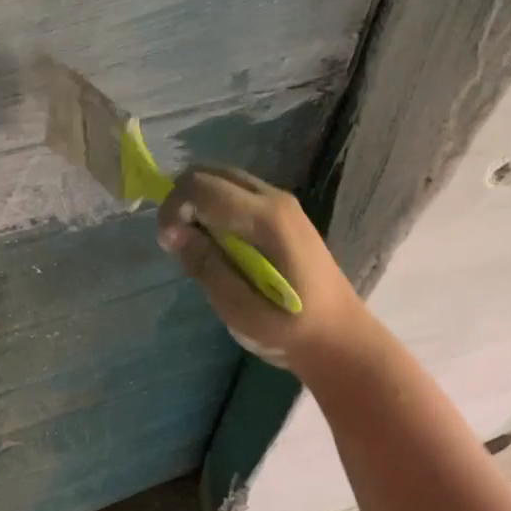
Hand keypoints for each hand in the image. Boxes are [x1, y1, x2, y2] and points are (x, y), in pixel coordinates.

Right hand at [157, 166, 369, 369]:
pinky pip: (238, 194)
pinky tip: (221, 246)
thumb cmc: (291, 330)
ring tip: (197, 246)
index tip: (169, 245)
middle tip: (177, 243)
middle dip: (182, 200)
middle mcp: (275, 198)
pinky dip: (216, 209)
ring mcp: (282, 204)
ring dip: (199, 204)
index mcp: (266, 219)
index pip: (201, 186)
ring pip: (224, 180)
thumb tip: (174, 233)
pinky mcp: (284, 214)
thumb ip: (207, 267)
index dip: (173, 208)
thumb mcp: (241, 310)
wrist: (341, 338)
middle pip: (211, 173)